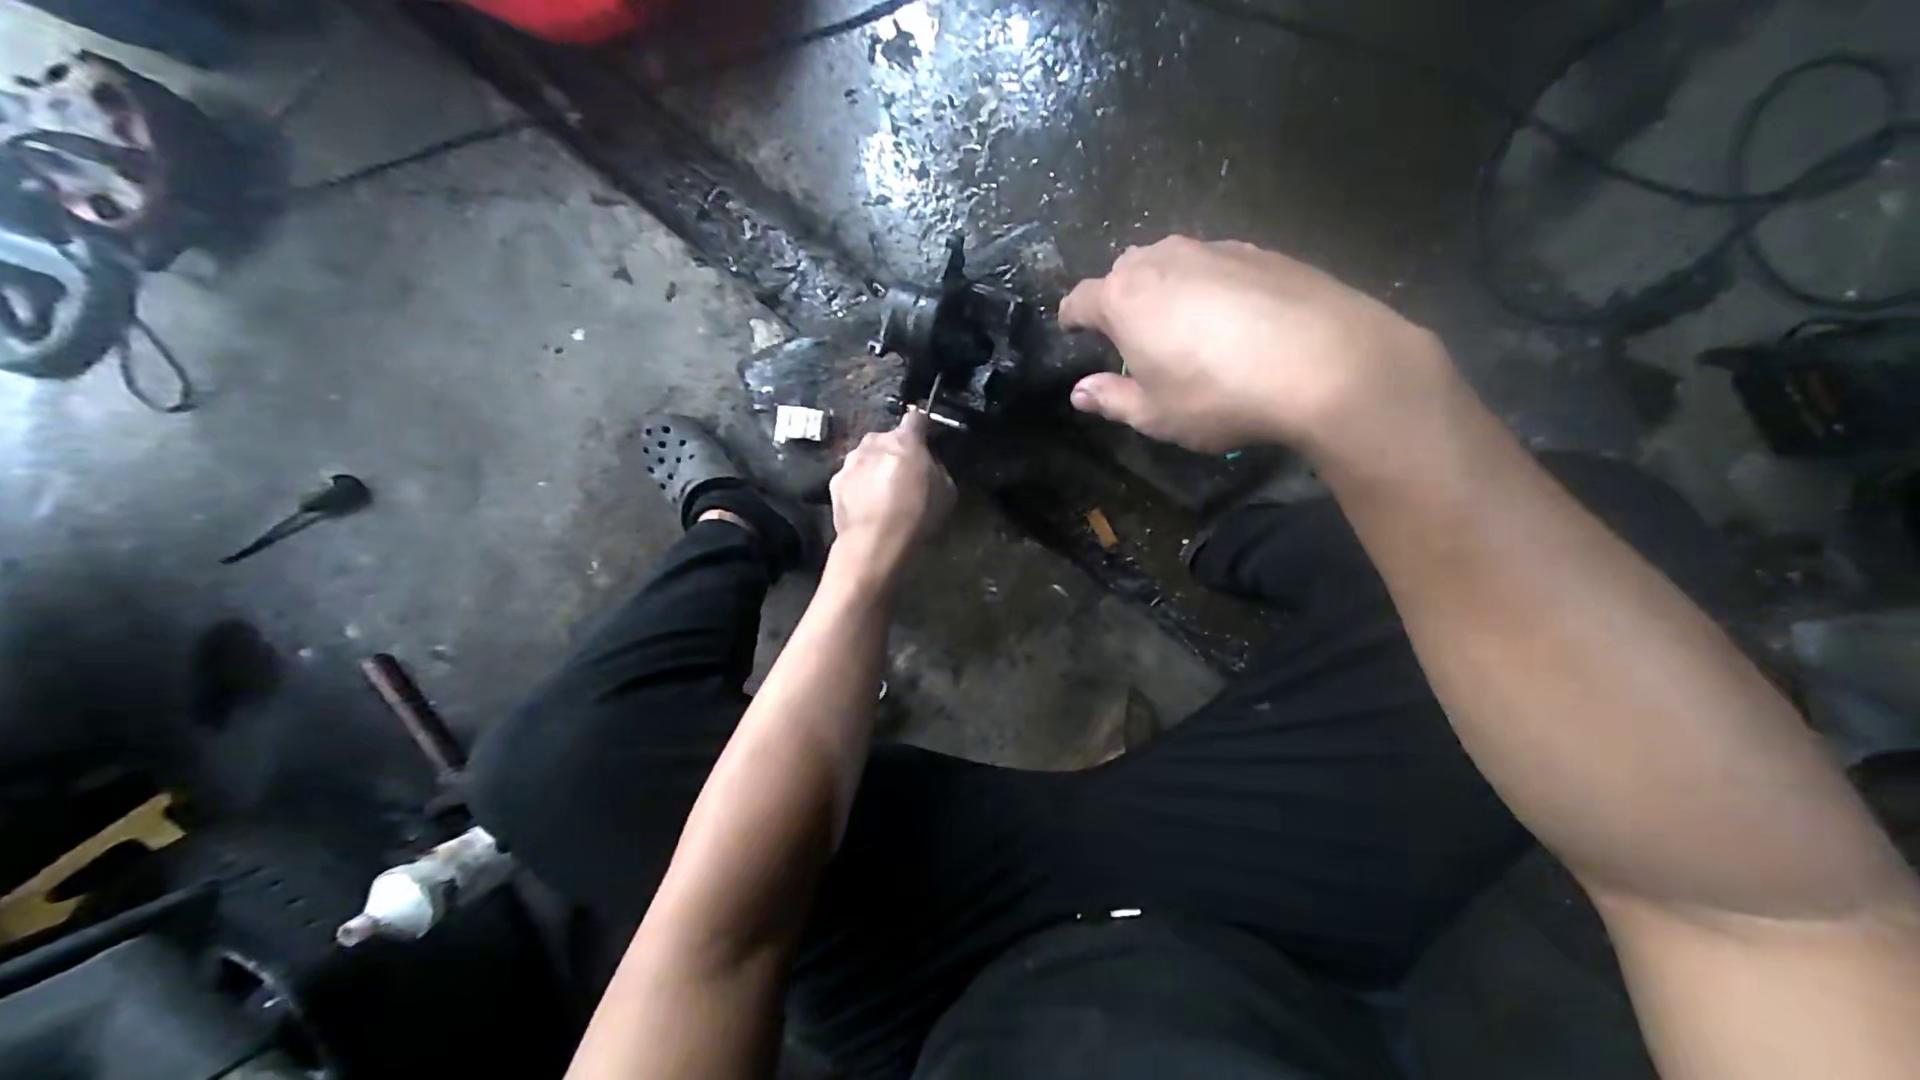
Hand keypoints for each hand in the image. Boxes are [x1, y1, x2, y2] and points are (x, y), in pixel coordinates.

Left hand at [827, 409, 955, 578]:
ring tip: (882, 494)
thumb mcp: (946, 491)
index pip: (916, 417)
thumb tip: (928, 462)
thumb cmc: (917, 516)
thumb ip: (936, 467)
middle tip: (905, 476)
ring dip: (875, 467)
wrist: (875, 543)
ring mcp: (851, 461)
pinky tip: (866, 506)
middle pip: (888, 439)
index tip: (926, 438)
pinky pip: (852, 476)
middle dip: (896, 452)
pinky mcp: (835, 481)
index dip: (922, 427)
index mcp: (905, 440)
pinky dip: (859, 485)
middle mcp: (874, 443)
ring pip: (867, 456)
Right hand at [1059, 237, 1461, 458]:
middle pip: (1123, 272)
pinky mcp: (1260, 251)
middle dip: (1118, 300)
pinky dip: (1208, 286)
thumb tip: (1080, 392)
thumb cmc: (1220, 396)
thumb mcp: (1156, 415)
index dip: (1071, 318)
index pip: (1080, 299)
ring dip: (1164, 289)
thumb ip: (1112, 399)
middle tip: (1130, 337)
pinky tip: (1231, 320)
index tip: (1072, 333)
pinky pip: (1215, 264)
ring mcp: (1214, 249)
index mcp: (1125, 298)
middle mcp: (1162, 260)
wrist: (1327, 364)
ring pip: (1171, 262)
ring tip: (1182, 327)